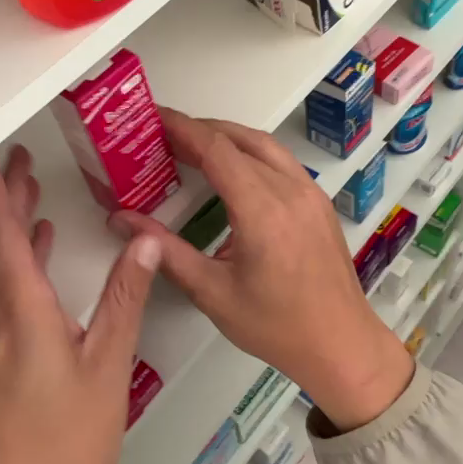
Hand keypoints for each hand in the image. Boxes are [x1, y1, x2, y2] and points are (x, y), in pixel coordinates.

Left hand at [0, 144, 158, 463]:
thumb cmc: (61, 448)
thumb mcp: (106, 367)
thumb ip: (124, 300)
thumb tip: (143, 245)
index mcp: (17, 310)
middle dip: (4, 197)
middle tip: (20, 161)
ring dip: (10, 232)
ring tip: (32, 201)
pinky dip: (15, 270)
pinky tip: (37, 272)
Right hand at [110, 111, 412, 432]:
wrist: (341, 345)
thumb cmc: (276, 326)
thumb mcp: (212, 292)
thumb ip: (165, 251)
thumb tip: (121, 220)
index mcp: (262, 209)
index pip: (216, 148)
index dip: (181, 128)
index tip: (152, 118)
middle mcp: (290, 190)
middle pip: (240, 138)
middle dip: (199, 130)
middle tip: (162, 135)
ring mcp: (310, 194)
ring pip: (264, 145)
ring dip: (227, 137)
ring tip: (191, 147)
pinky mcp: (319, 203)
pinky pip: (281, 162)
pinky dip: (250, 153)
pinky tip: (231, 172)